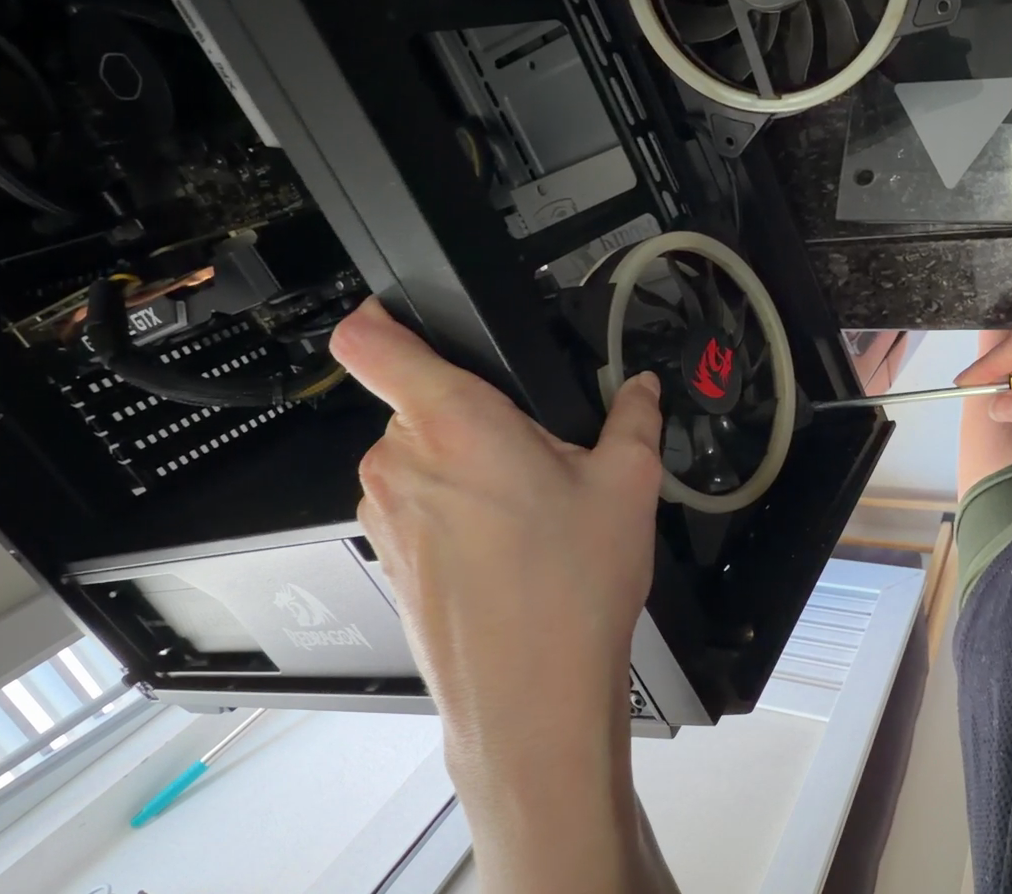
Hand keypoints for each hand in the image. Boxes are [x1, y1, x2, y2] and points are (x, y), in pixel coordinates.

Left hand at [329, 299, 662, 771]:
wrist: (530, 697)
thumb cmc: (570, 589)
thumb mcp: (628, 484)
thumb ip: (633, 417)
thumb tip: (639, 389)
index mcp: (454, 422)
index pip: (372, 338)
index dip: (386, 314)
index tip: (418, 317)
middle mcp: (401, 461)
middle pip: (422, 399)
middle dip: (478, 412)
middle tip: (539, 453)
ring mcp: (385, 513)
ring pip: (423, 454)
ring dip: (469, 463)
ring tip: (532, 510)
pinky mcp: (388, 556)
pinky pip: (418, 502)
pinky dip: (457, 507)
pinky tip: (513, 549)